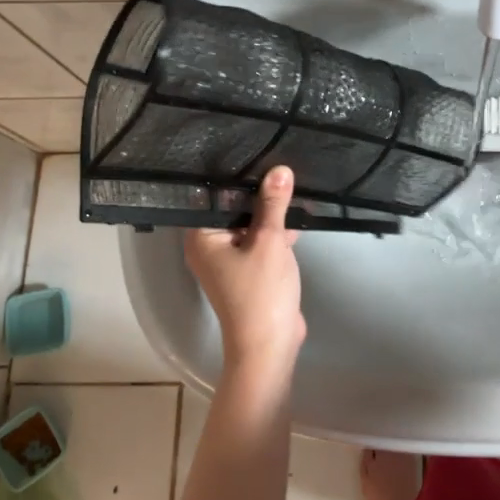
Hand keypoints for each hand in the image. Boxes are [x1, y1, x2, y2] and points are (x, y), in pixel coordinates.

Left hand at [184, 166, 304, 371]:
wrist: (269, 346)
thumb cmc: (260, 291)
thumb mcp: (270, 241)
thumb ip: (273, 204)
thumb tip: (280, 170)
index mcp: (201, 238)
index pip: (213, 196)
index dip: (236, 177)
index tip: (255, 153)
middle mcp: (209, 247)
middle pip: (232, 211)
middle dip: (258, 194)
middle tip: (279, 164)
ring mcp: (228, 261)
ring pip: (249, 227)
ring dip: (270, 214)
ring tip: (293, 186)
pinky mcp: (248, 272)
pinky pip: (258, 243)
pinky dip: (275, 234)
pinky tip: (297, 219)